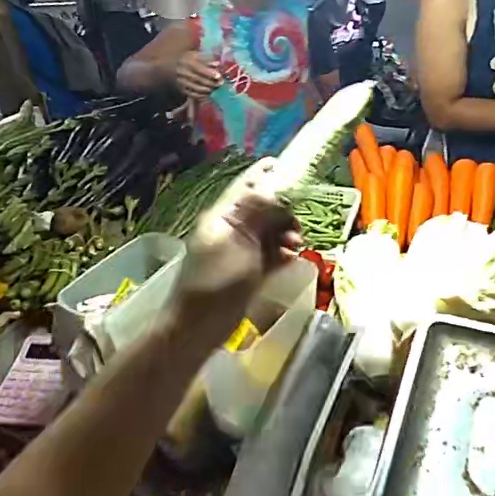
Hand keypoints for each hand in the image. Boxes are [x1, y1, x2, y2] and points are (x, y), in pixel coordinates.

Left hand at [174, 160, 302, 336]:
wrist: (198, 327)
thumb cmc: (216, 283)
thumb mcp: (237, 242)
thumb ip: (254, 213)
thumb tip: (271, 184)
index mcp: (222, 217)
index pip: (246, 186)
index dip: (267, 175)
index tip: (292, 168)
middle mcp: (230, 229)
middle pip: (263, 208)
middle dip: (283, 212)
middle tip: (296, 227)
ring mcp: (239, 251)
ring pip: (269, 232)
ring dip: (285, 234)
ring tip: (295, 246)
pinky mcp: (247, 272)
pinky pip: (269, 255)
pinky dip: (281, 254)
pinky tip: (291, 259)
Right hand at [176, 52, 221, 99]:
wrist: (173, 65)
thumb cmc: (188, 59)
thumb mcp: (197, 55)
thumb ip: (207, 60)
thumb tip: (217, 64)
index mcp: (187, 61)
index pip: (199, 68)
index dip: (209, 73)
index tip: (218, 76)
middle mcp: (182, 71)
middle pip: (198, 79)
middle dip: (210, 82)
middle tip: (219, 84)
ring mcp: (181, 81)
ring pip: (195, 87)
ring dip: (206, 90)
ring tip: (214, 89)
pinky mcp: (180, 89)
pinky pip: (191, 94)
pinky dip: (200, 96)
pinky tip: (207, 95)